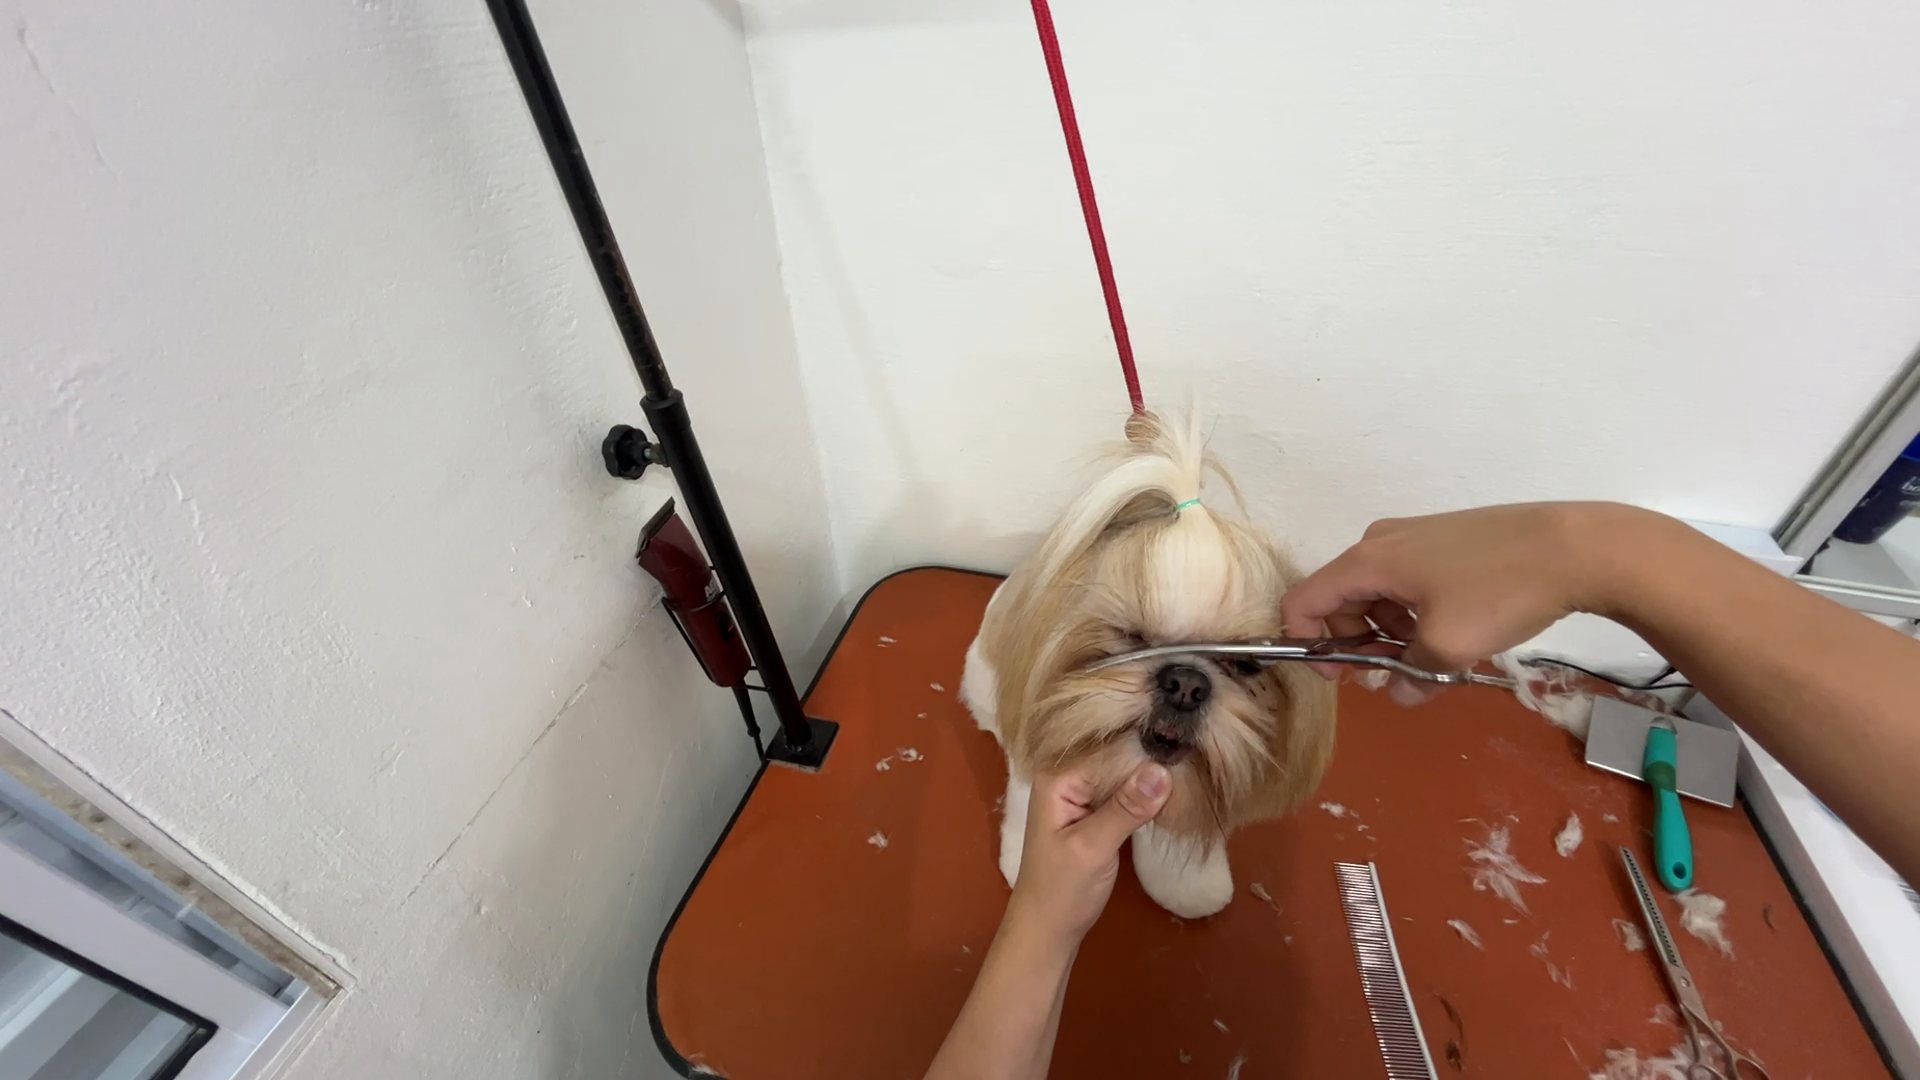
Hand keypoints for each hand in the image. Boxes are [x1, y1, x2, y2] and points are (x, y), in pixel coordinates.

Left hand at [1006, 764, 1172, 944]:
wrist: (1048, 929)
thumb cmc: (1063, 889)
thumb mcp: (1094, 847)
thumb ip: (1126, 808)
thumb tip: (1161, 770)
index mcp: (1056, 777)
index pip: (1105, 750)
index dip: (1141, 748)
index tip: (1179, 742)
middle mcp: (1065, 777)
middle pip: (1113, 758)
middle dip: (1146, 760)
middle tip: (1189, 751)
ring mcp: (1078, 795)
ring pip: (1119, 776)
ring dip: (1147, 777)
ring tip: (1186, 764)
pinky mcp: (1092, 812)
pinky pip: (1120, 794)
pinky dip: (1141, 796)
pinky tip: (1168, 792)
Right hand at [1280, 503, 1649, 701]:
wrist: (1582, 546)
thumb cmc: (1501, 591)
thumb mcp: (1451, 644)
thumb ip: (1414, 675)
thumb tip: (1401, 695)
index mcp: (1366, 561)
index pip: (1304, 600)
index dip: (1306, 641)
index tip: (1339, 674)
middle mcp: (1378, 541)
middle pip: (1341, 597)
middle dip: (1357, 641)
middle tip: (1393, 671)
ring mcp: (1411, 534)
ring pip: (1375, 590)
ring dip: (1387, 628)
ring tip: (1429, 653)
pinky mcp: (1442, 536)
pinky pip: (1404, 577)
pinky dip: (1411, 608)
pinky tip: (1449, 626)